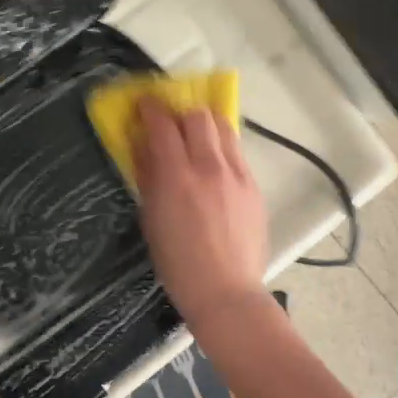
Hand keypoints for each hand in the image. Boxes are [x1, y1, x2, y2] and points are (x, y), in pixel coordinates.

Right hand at [133, 98, 270, 321]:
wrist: (226, 292)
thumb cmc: (177, 264)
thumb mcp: (151, 220)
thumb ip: (148, 179)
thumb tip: (143, 149)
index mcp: (177, 176)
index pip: (163, 125)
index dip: (151, 109)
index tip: (144, 104)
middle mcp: (210, 167)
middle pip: (198, 117)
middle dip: (181, 112)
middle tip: (170, 123)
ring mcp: (237, 175)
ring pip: (224, 128)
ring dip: (206, 125)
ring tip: (195, 137)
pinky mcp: (254, 187)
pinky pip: (237, 153)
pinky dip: (221, 148)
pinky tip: (214, 166)